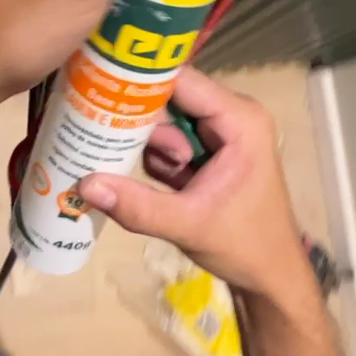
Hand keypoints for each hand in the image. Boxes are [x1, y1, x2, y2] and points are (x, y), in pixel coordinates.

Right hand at [74, 68, 316, 303]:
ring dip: (152, 147)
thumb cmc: (244, 245)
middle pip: (169, 96)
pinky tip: (168, 184)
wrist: (270, 276)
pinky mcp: (208, 148)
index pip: (181, 80)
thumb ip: (137, 205)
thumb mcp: (188, 225)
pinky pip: (169, 137)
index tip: (98, 88)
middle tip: (116, 145)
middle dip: (142, 122)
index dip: (140, 80)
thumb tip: (84, 185)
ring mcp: (220, 130)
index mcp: (239, 119)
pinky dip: (157, 158)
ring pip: (165, 118)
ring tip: (170, 180)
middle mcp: (231, 114)